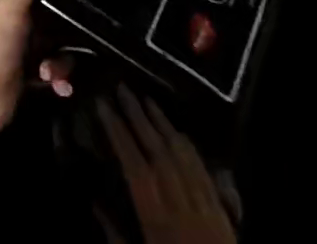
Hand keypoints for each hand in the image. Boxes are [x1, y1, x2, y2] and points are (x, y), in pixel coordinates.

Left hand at [0, 0, 82, 130]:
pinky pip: (58, 75)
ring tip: (51, 73)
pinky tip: (60, 88)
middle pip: (60, 21)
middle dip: (72, 34)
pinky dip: (63, 80)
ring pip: (62, 49)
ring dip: (65, 62)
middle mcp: (21, 21)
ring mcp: (25, 50)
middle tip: (76, 44)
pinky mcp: (30, 77)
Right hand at [96, 87, 235, 243]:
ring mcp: (205, 208)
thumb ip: (114, 237)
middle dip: (138, 116)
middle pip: (158, 151)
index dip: (118, 131)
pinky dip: (188, 146)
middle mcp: (182, 207)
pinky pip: (203, 171)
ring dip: (163, 123)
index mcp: (158, 222)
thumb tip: (94, 201)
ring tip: (145, 99)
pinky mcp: (222, 214)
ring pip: (182, 155)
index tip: (102, 105)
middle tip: (121, 88)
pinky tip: (178, 132)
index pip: (135, 165)